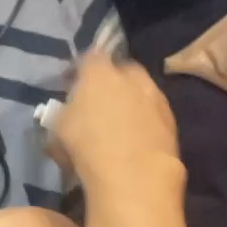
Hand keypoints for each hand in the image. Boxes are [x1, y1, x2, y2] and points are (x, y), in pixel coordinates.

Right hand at [51, 55, 183, 200]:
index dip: (80, 67)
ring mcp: (154, 94)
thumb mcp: (57, 129)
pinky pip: (151, 106)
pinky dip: (141, 113)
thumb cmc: (84, 146)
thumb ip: (63, 111)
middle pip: (120, 68)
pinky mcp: (170, 114)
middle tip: (94, 98)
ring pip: (138, 87)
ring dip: (127, 96)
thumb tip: (66, 110)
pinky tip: (131, 132)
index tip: (70, 81)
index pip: (90, 56)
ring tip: (114, 117)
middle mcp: (129, 77)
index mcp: (98, 75)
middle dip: (109, 78)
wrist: (133, 170)